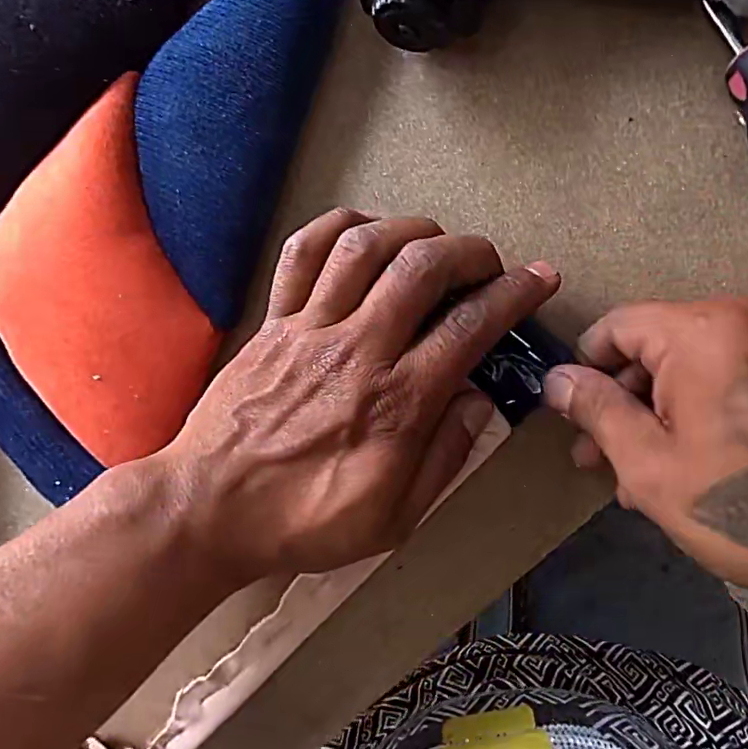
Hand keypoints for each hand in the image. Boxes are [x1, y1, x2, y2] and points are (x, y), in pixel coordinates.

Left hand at [160, 210, 558, 580]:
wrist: (208, 510)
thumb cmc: (305, 522)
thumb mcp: (394, 519)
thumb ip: (444, 457)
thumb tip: (478, 402)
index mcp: (396, 403)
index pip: (468, 328)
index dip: (513, 295)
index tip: (539, 277)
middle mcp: (357, 351)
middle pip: (422, 268)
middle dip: (470, 251)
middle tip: (488, 262)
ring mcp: (309, 330)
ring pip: (365, 246)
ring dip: (411, 229)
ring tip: (433, 242)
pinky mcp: (272, 323)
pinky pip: (302, 254)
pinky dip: (337, 226)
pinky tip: (363, 230)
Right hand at [543, 296, 747, 611]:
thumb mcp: (651, 466)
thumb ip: (597, 411)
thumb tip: (555, 378)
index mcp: (706, 329)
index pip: (618, 326)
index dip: (585, 370)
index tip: (573, 418)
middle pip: (660, 345)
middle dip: (624, 401)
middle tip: (601, 459)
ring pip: (701, 363)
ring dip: (665, 411)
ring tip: (645, 473)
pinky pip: (743, 373)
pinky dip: (710, 408)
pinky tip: (700, 462)